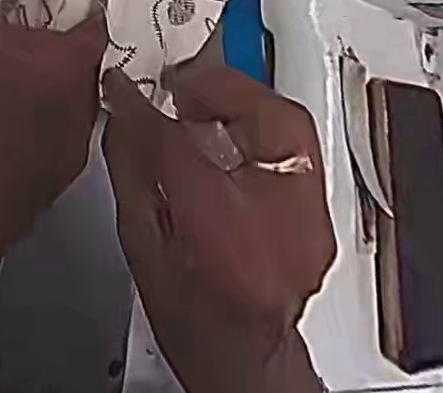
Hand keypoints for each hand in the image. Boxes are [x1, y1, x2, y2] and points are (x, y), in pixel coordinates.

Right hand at [103, 64, 334, 392]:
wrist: (245, 362)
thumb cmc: (191, 318)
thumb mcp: (141, 242)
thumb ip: (130, 168)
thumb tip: (122, 111)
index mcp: (218, 236)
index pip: (176, 146)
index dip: (143, 107)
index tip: (124, 85)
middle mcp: (276, 225)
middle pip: (259, 119)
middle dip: (214, 85)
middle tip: (181, 80)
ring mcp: (308, 217)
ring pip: (289, 122)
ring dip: (242, 97)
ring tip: (205, 95)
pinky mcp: (319, 211)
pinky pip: (298, 143)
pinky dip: (262, 119)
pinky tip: (233, 121)